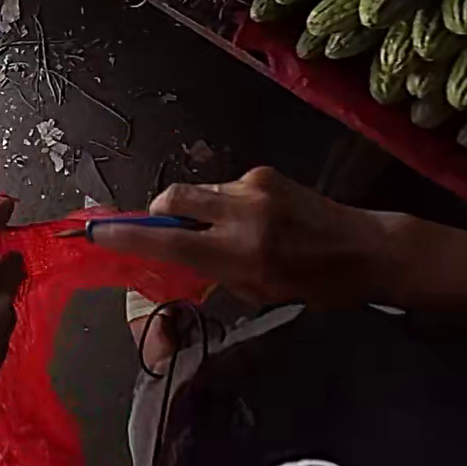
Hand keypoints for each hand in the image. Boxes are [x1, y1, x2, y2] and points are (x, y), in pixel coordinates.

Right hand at [91, 167, 416, 307]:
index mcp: (242, 254)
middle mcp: (243, 215)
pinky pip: (223, 187)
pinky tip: (251, 218)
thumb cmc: (315, 284)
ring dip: (196, 209)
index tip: (99, 231)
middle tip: (166, 227)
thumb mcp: (259, 292)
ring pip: (196, 192)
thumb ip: (212, 270)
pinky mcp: (262, 173)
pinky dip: (223, 204)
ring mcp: (253, 188)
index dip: (127, 235)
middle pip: (171, 197)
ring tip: (224, 228)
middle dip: (157, 210)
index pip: (168, 240)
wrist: (368, 249)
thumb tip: (174, 253)